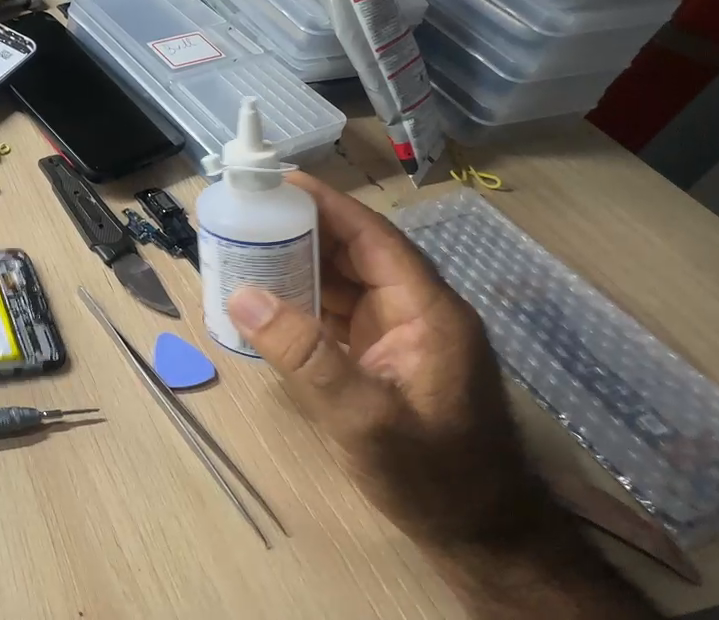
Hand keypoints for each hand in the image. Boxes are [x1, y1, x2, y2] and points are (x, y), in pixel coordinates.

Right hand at [225, 174, 546, 551]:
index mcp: (427, 311)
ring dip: (293, 263)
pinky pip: (335, 311)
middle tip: (239, 214)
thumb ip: (305, 355)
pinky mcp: (381, 358)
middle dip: (297, 230)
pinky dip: (298, 299)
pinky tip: (261, 297)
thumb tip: (241, 295)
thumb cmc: (433, 476)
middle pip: (352, 252)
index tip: (274, 182)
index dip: (326, 204)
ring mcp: (398, 336)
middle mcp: (414, 312)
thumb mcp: (365, 418)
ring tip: (238, 247)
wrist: (479, 537)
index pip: (373, 237)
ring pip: (340, 281)